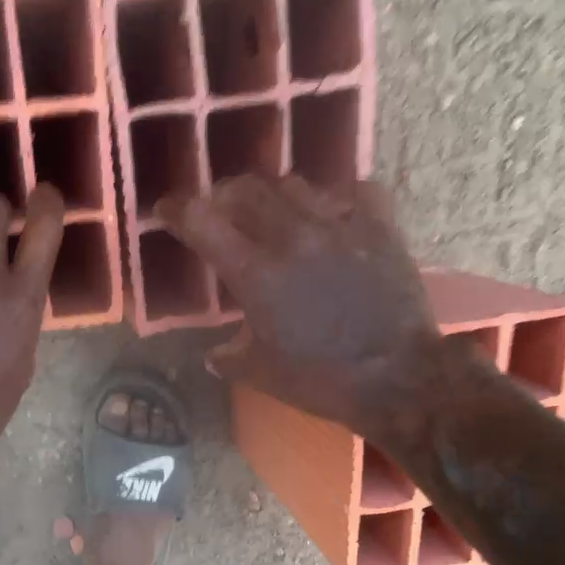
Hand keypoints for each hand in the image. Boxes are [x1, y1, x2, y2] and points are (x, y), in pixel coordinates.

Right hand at [158, 176, 445, 436]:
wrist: (398, 377)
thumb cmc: (321, 381)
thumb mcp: (261, 374)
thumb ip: (230, 357)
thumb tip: (214, 355)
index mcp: (254, 273)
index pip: (201, 221)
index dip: (177, 210)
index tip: (166, 210)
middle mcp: (291, 236)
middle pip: (245, 189)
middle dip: (223, 196)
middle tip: (220, 211)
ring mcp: (339, 225)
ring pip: (294, 183)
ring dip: (274, 195)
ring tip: (274, 213)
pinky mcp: (380, 226)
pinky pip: (353, 190)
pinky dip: (337, 198)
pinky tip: (334, 217)